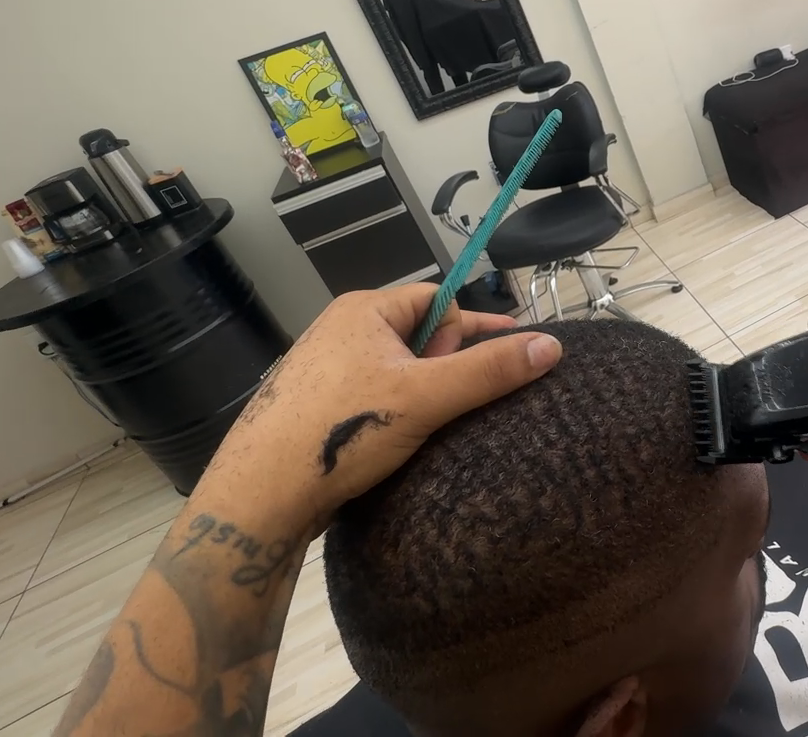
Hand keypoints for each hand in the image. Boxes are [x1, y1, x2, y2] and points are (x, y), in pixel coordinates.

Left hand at [195, 285, 559, 535]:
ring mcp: (324, 367)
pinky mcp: (315, 404)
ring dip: (423, 391)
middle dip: (444, 366)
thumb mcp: (426, 397)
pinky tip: (400, 439)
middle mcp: (342, 328)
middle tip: (440, 403)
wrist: (254, 505)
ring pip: (400, 368)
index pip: (440, 302)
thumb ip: (491, 369)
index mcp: (364, 309)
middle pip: (422, 333)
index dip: (461, 335)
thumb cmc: (340, 434)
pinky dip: (398, 410)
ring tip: (423, 426)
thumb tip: (553, 346)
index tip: (466, 375)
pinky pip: (376, 392)